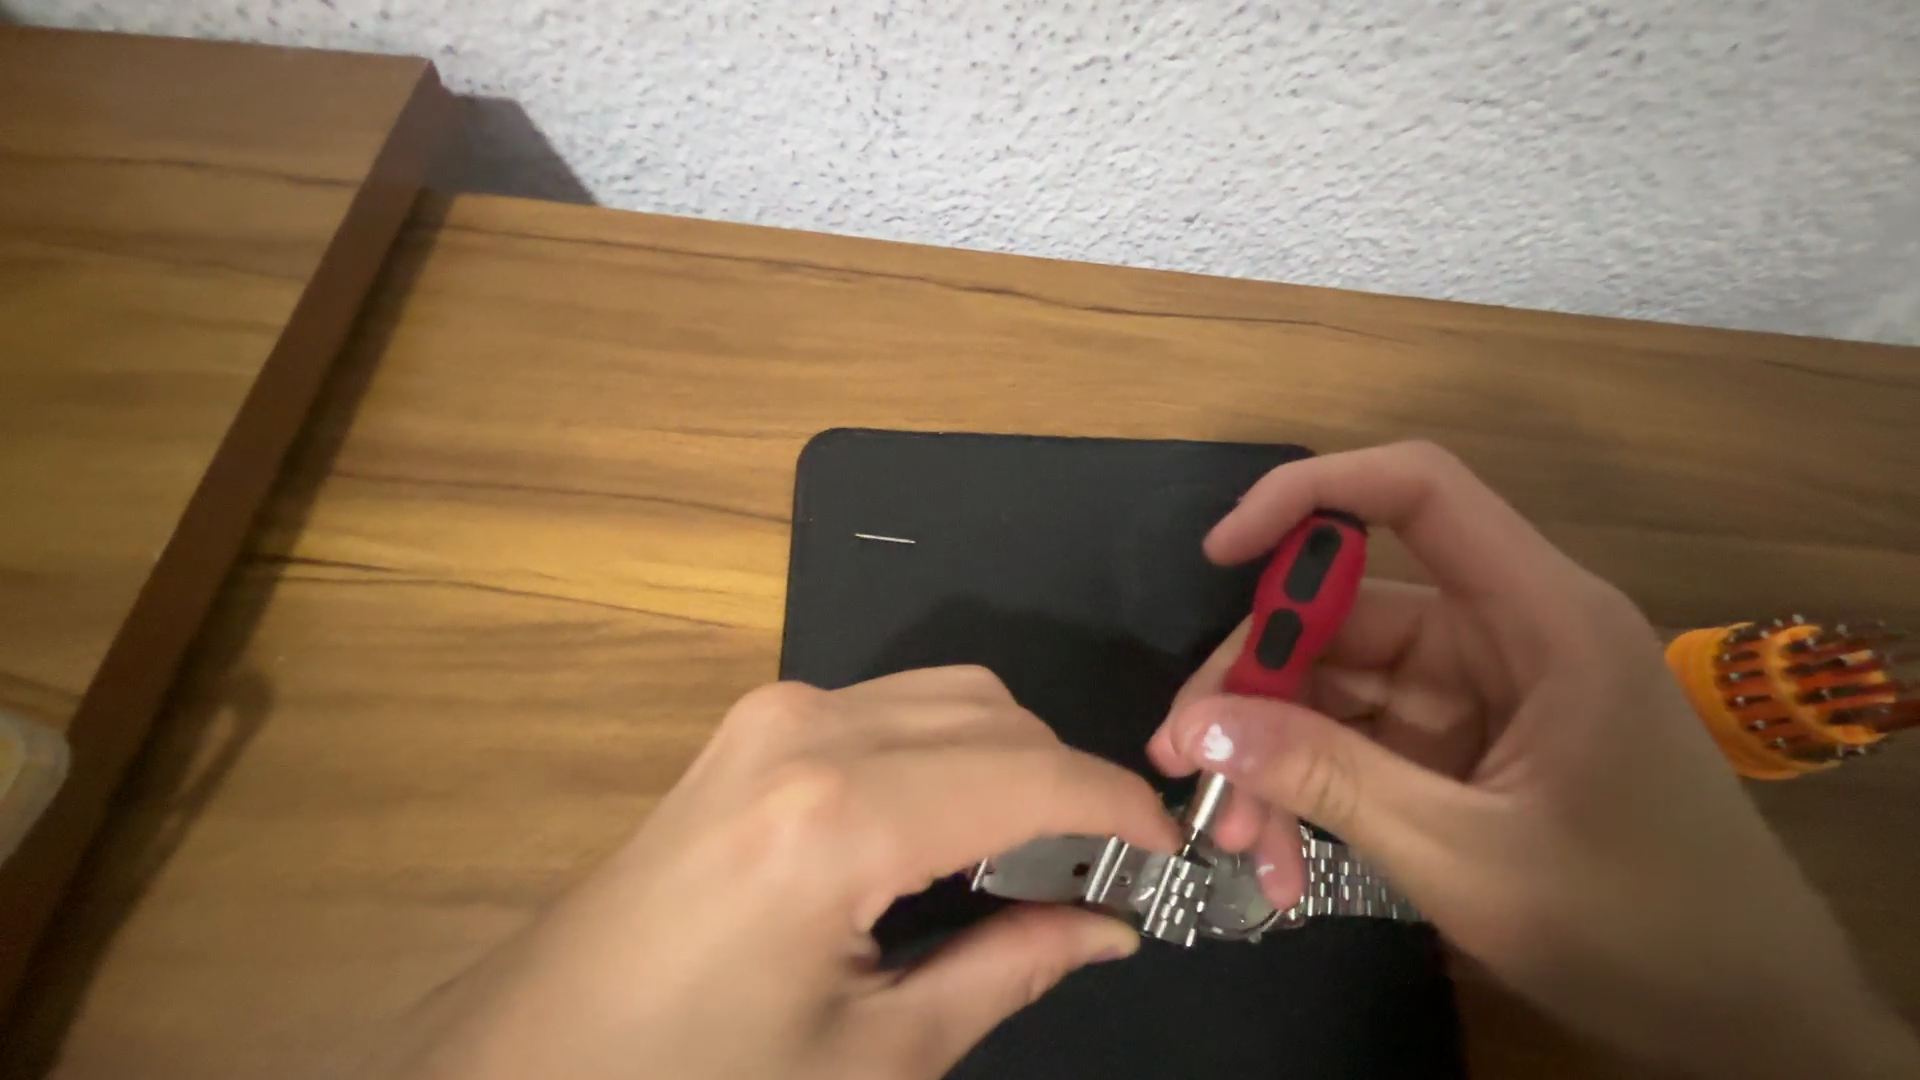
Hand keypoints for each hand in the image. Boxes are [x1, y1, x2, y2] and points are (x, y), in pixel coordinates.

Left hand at [365, 667, 1179, 1079]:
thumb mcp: (875, 1057)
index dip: (1116, 805)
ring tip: (1027, 847)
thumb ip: (1009, 968)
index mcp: (839, 818)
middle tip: (1095, 868)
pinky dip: (951, 746)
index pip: (1028, 773)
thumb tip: (1109, 925)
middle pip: (994, 712)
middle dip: (1067, 779)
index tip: (1167, 847)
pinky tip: (948, 819)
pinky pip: (894, 704)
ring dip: (1010, 754)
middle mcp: (811, 728)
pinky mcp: (758, 718)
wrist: (528, 1059)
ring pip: (949, 694)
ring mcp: (777, 709)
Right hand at [1151, 442, 1919, 1079]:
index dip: (1310, 494)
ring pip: (1322, 686)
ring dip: (1265, 757)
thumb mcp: (1465, 857)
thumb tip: (1197, 727)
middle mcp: (1490, 635)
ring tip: (1235, 839)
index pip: (1416, 492)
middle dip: (1250, 688)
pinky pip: (1340, 738)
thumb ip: (1325, 778)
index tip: (1220, 554)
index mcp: (1536, 618)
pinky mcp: (1441, 741)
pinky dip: (1299, 791)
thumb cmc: (1642, 930)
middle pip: (1333, 614)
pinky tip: (1280, 862)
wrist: (1745, 1026)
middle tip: (1185, 759)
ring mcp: (1461, 691)